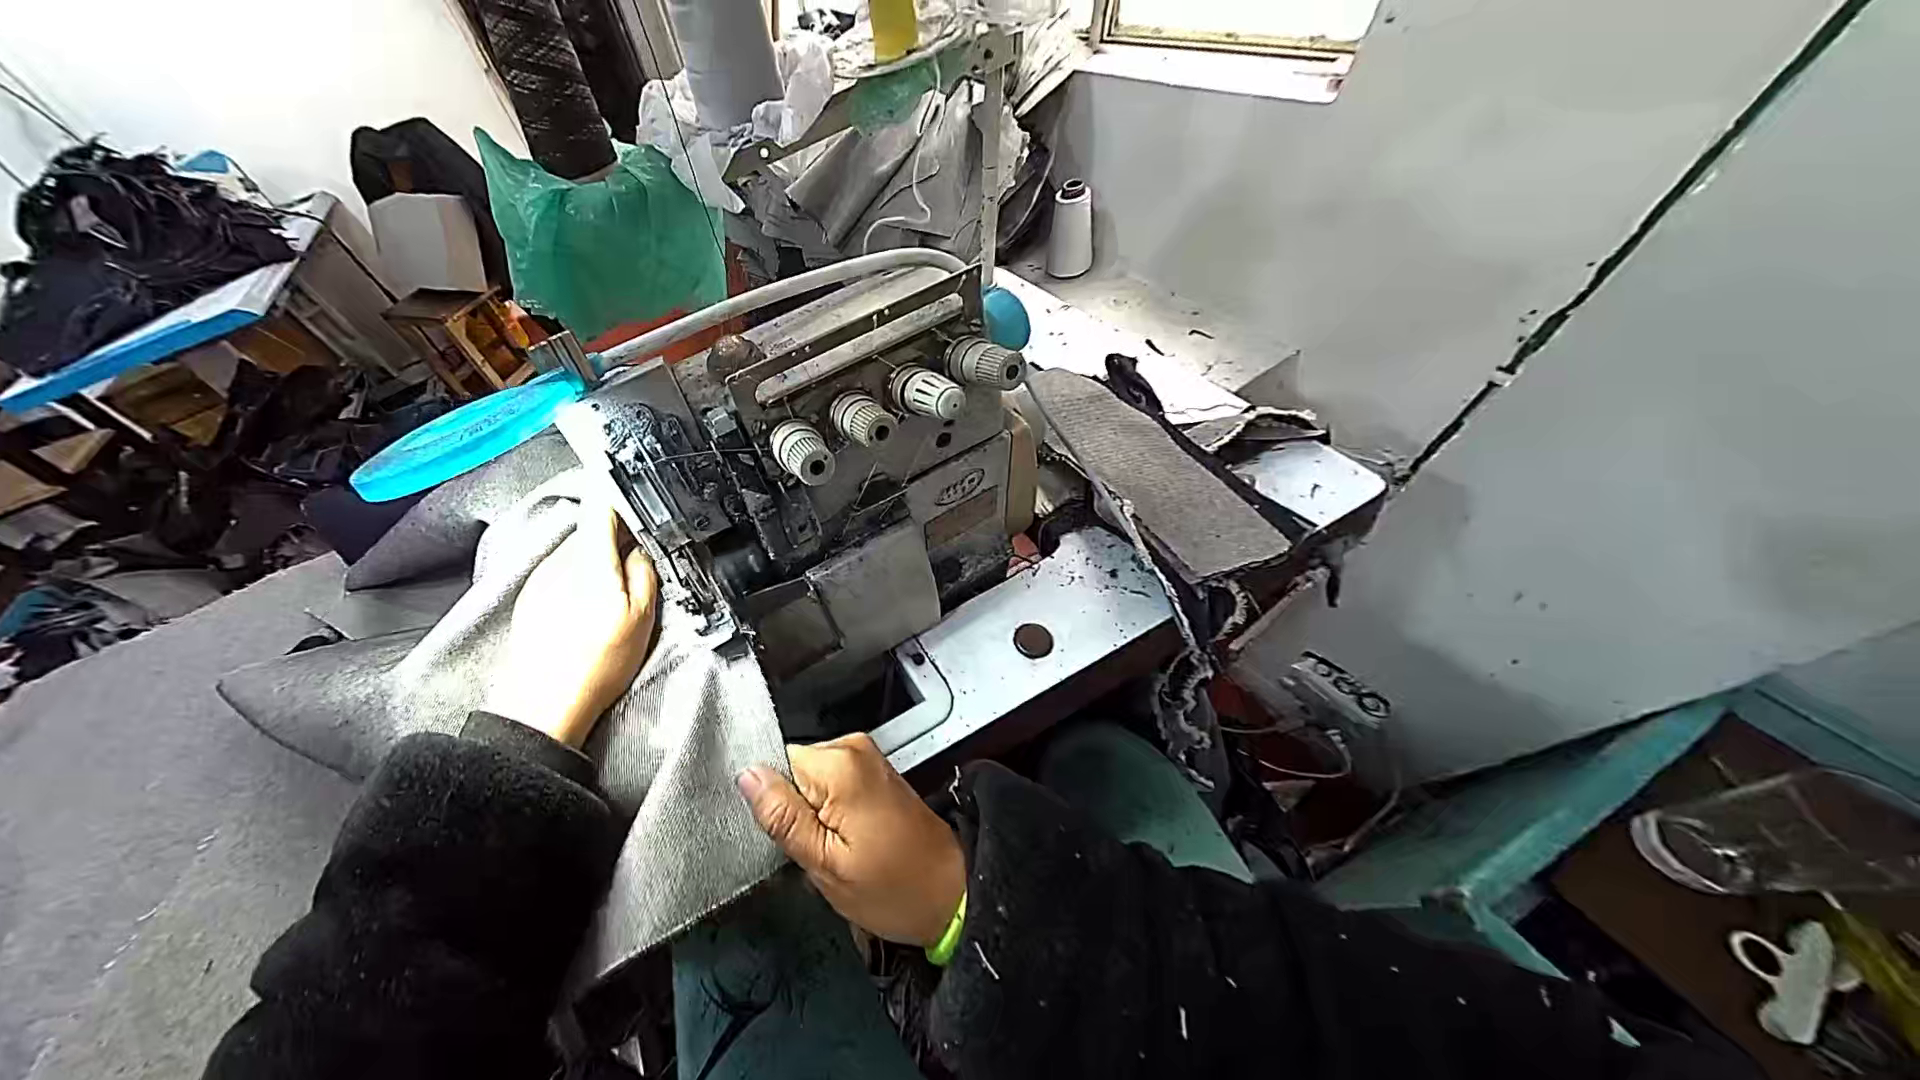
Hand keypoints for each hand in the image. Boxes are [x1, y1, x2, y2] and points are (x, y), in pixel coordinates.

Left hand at [486, 503, 658, 747]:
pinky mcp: (533, 598)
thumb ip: (643, 572)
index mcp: (588, 562)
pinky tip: (595, 606)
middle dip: (618, 533)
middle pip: (591, 528)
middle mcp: (558, 563)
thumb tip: (642, 548)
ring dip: (600, 556)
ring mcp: (541, 580)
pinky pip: (564, 572)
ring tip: (620, 589)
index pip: (600, 507)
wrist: (545, 706)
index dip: (619, 492)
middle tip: (643, 553)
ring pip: (578, 551)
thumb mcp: (641, 617)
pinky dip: (583, 576)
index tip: (634, 486)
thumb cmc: (595, 666)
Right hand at [738, 733, 965, 946]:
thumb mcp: (825, 863)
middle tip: (810, 849)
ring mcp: (865, 757)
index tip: (779, 833)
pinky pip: (829, 782)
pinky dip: (826, 809)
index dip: (768, 801)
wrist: (950, 889)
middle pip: (791, 769)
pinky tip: (842, 837)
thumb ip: (782, 817)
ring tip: (830, 846)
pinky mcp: (872, 771)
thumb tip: (747, 777)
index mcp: (839, 765)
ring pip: (807, 779)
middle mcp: (853, 748)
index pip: (773, 763)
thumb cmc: (893, 887)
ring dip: (809, 812)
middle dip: (790, 808)